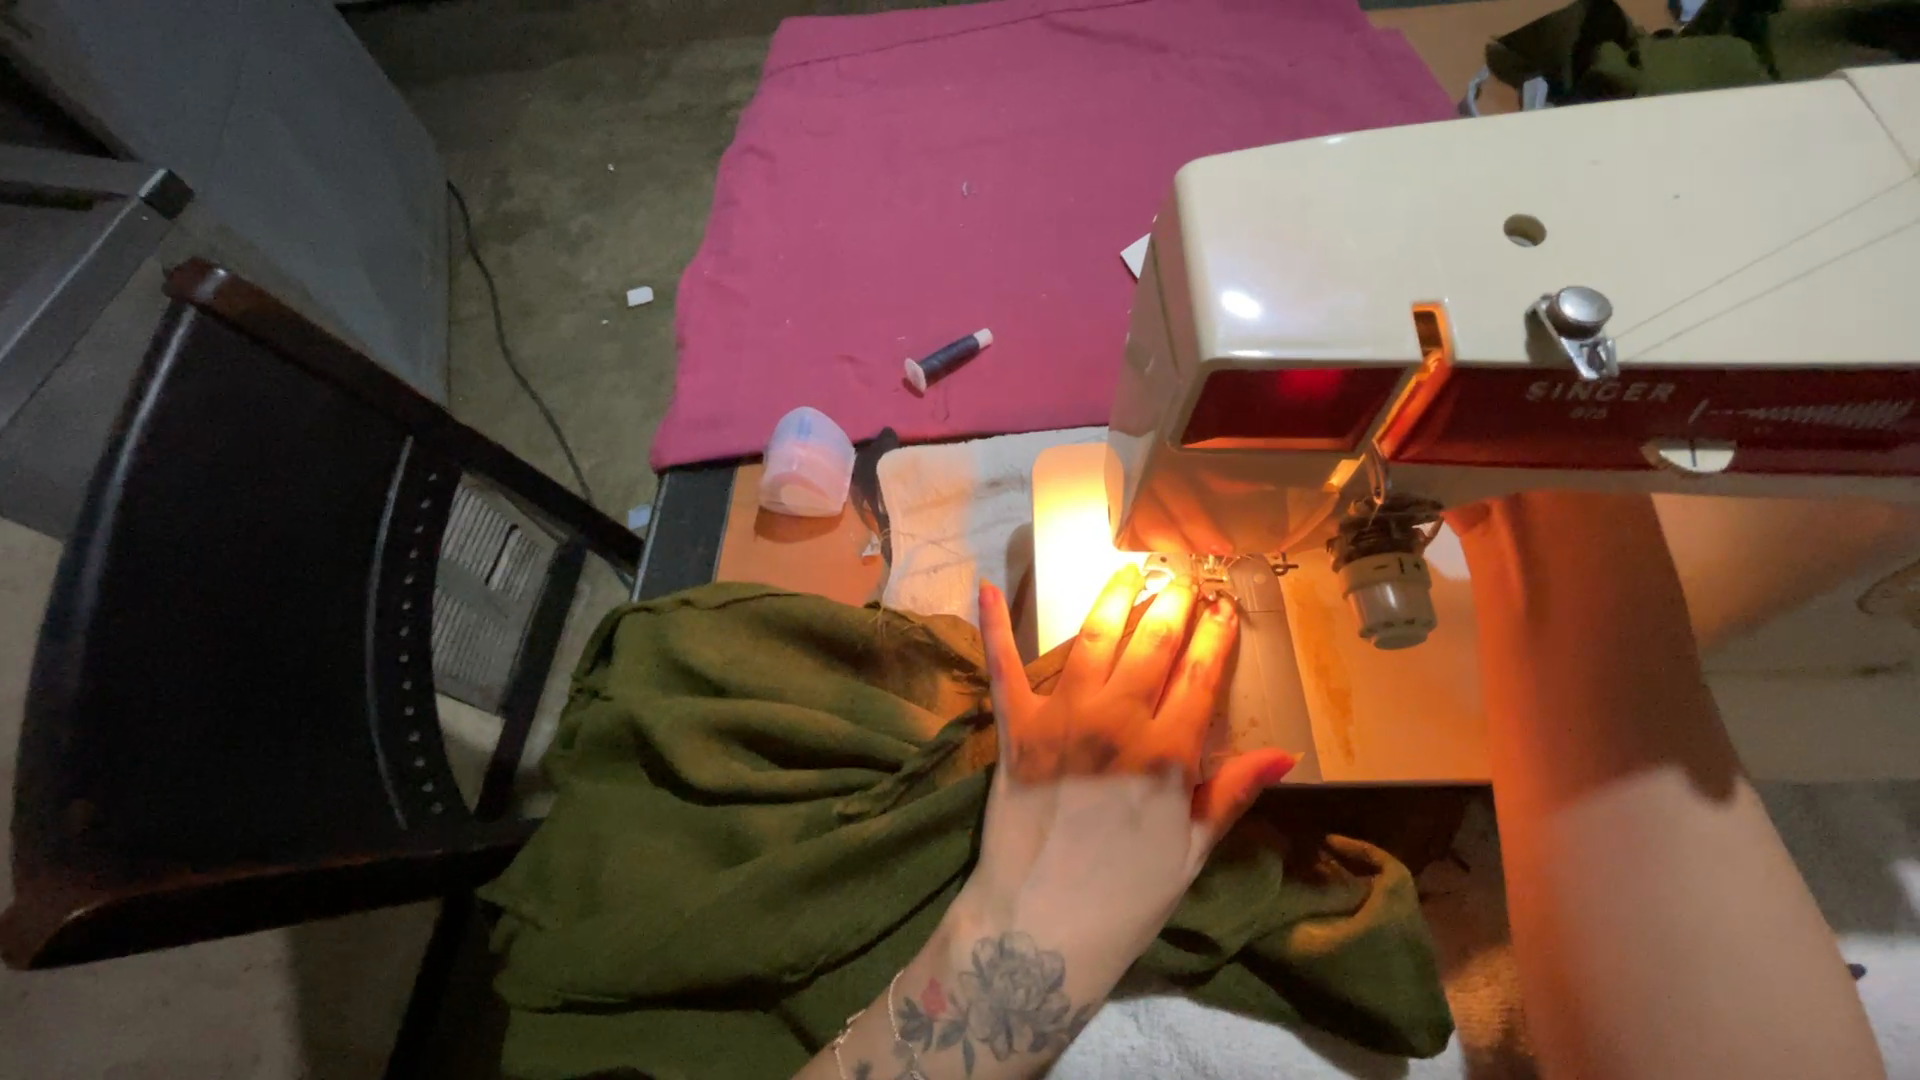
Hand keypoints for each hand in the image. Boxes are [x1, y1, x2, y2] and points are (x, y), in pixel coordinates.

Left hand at [797, 567, 1296, 1079]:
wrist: (1040, 924)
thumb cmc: (1126, 897)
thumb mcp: (1193, 851)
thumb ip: (1233, 793)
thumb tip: (1287, 753)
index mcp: (1168, 754)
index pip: (1202, 675)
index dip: (1217, 636)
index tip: (1225, 606)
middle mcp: (1118, 722)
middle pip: (1154, 644)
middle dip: (1173, 604)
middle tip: (1182, 577)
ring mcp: (1062, 719)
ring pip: (1095, 639)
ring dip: (1114, 598)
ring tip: (1129, 569)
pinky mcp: (1015, 727)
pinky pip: (1003, 666)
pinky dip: (995, 624)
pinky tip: (987, 586)